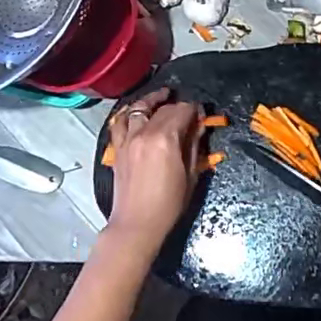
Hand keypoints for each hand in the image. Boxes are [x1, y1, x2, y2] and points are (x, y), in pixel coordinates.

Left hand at [104, 89, 203, 248]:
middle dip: (178, 106)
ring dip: (152, 100)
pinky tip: (137, 111)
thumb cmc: (169, 204)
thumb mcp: (190, 174)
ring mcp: (128, 139)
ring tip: (162, 97)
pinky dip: (129, 113)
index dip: (195, 110)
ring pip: (139, 108)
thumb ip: (194, 145)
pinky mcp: (118, 147)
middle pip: (164, 108)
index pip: (183, 111)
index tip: (202, 114)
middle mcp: (145, 133)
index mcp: (166, 139)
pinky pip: (120, 122)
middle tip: (188, 112)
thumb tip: (198, 126)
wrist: (137, 224)